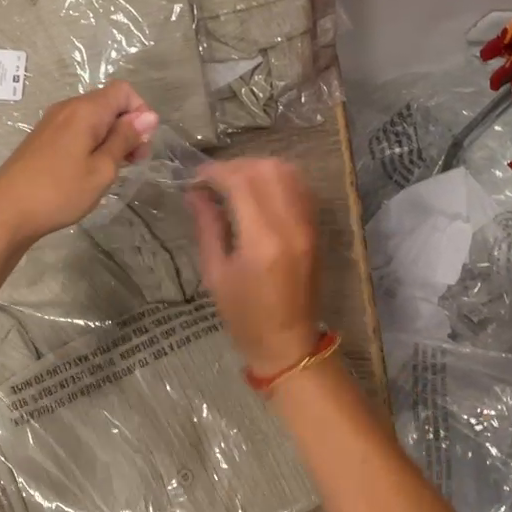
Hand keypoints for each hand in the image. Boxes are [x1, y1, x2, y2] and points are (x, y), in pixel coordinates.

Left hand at [0, 81, 158, 244]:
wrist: (5, 212)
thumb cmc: (58, 192)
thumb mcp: (101, 169)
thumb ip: (125, 139)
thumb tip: (148, 116)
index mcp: (85, 110)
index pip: (123, 90)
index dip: (140, 111)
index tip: (141, 144)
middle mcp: (68, 108)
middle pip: (108, 103)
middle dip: (128, 127)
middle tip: (132, 163)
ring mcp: (52, 123)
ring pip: (93, 119)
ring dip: (110, 138)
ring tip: (111, 171)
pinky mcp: (43, 138)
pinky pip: (77, 130)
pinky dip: (92, 144)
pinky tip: (89, 171)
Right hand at [187, 159, 321, 375]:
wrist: (288, 344)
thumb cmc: (244, 316)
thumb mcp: (215, 273)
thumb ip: (208, 226)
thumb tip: (195, 192)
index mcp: (262, 240)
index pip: (240, 182)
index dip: (215, 172)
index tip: (196, 177)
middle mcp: (290, 225)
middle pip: (265, 169)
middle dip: (235, 166)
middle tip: (213, 180)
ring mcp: (308, 224)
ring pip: (286, 171)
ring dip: (257, 167)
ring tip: (234, 183)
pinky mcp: (316, 228)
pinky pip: (299, 186)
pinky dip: (277, 178)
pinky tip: (258, 192)